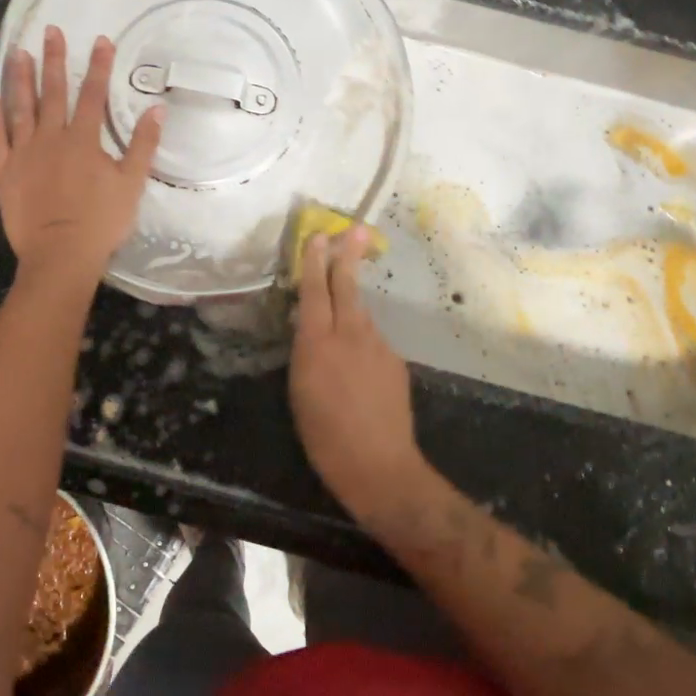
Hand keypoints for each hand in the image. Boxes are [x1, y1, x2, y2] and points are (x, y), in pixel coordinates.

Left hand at [0, 26, 162, 288]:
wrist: (60, 254)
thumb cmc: (101, 222)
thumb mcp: (132, 184)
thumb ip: (143, 145)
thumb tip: (157, 109)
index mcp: (83, 139)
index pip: (92, 94)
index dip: (98, 65)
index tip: (101, 39)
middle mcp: (51, 137)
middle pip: (53, 92)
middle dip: (53, 59)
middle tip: (50, 31)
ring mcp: (23, 153)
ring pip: (20, 107)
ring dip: (19, 78)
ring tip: (17, 52)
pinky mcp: (3, 171)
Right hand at [289, 229, 424, 514]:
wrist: (379, 466)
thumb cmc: (324, 436)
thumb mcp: (299, 389)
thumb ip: (306, 351)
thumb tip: (309, 327)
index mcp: (317, 343)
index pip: (315, 291)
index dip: (314, 262)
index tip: (318, 236)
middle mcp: (350, 335)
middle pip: (347, 287)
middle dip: (347, 257)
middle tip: (354, 229)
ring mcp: (378, 347)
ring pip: (361, 315)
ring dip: (351, 302)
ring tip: (343, 303)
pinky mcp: (396, 362)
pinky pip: (373, 342)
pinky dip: (362, 341)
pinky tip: (357, 364)